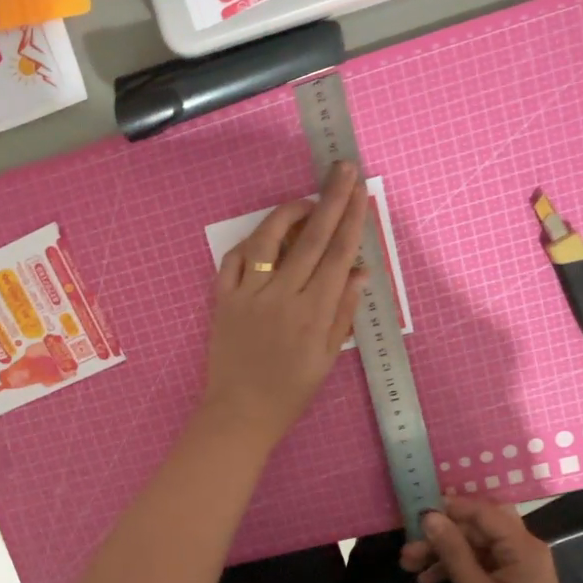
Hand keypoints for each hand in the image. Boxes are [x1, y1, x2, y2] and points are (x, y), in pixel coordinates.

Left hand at [199, 161, 369, 447]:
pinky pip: (233, 261)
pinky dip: (249, 243)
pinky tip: (264, 237)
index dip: (351, 219)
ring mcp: (248, 296)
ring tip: (305, 200)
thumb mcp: (327, 358)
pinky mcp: (222, 300)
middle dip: (330, 199)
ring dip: (287, 214)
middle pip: (310, 239)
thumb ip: (343, 312)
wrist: (239, 414)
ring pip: (268, 241)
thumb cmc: (290, 392)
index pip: (337, 254)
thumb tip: (358, 270)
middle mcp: (282, 296)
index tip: (360, 190)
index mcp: (313, 313)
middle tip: (343, 168)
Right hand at [401, 498, 578, 582]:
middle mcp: (524, 550)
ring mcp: (518, 567)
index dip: (450, 509)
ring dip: (442, 554)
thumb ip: (452, 551)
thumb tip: (430, 516)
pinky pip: (479, 564)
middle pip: (477, 530)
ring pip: (474, 547)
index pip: (484, 513)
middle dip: (441, 537)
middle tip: (407, 549)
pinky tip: (428, 581)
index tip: (416, 513)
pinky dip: (455, 569)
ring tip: (408, 566)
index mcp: (524, 547)